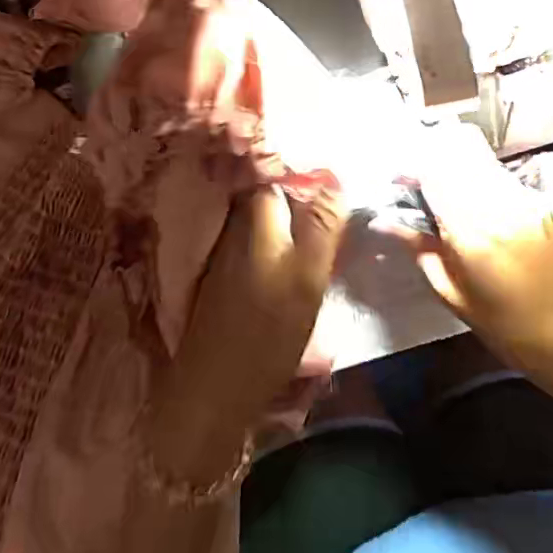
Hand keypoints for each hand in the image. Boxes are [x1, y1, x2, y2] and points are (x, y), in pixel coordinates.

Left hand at [149, 183, 344, 479]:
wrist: (216, 388)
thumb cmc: (268, 329)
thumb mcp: (308, 275)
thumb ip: (322, 225)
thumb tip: (335, 179)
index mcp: (255, 215)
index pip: (281, 168)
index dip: (308, 165)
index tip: (337, 166)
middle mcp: (235, 221)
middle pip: (272, 187)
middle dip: (301, 185)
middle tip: (335, 194)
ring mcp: (227, 247)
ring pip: (264, 212)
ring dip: (290, 209)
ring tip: (322, 215)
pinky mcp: (225, 271)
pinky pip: (257, 234)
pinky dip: (277, 233)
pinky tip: (295, 245)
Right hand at [410, 126, 552, 377]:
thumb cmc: (508, 329)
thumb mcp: (454, 296)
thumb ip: (419, 250)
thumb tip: (385, 222)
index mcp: (474, 234)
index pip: (434, 171)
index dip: (411, 167)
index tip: (401, 179)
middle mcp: (504, 206)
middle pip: (460, 152)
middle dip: (436, 161)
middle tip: (425, 186)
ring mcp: (533, 200)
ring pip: (485, 163)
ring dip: (464, 174)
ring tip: (459, 204)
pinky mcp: (552, 202)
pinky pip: (510, 182)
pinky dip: (492, 190)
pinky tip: (494, 220)